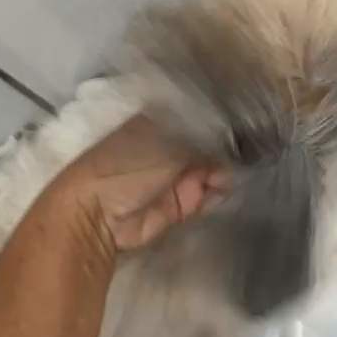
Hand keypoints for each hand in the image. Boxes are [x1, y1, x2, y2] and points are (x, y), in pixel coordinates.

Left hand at [54, 115, 229, 250]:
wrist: (97, 216)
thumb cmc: (125, 168)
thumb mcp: (165, 145)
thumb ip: (200, 146)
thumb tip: (224, 149)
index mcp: (155, 125)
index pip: (194, 121)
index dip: (213, 125)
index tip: (234, 127)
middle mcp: (166, 150)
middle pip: (205, 147)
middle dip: (221, 150)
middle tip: (239, 153)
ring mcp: (172, 178)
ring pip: (209, 172)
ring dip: (221, 173)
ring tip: (228, 173)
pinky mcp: (178, 205)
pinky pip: (206, 196)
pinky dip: (217, 193)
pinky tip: (223, 188)